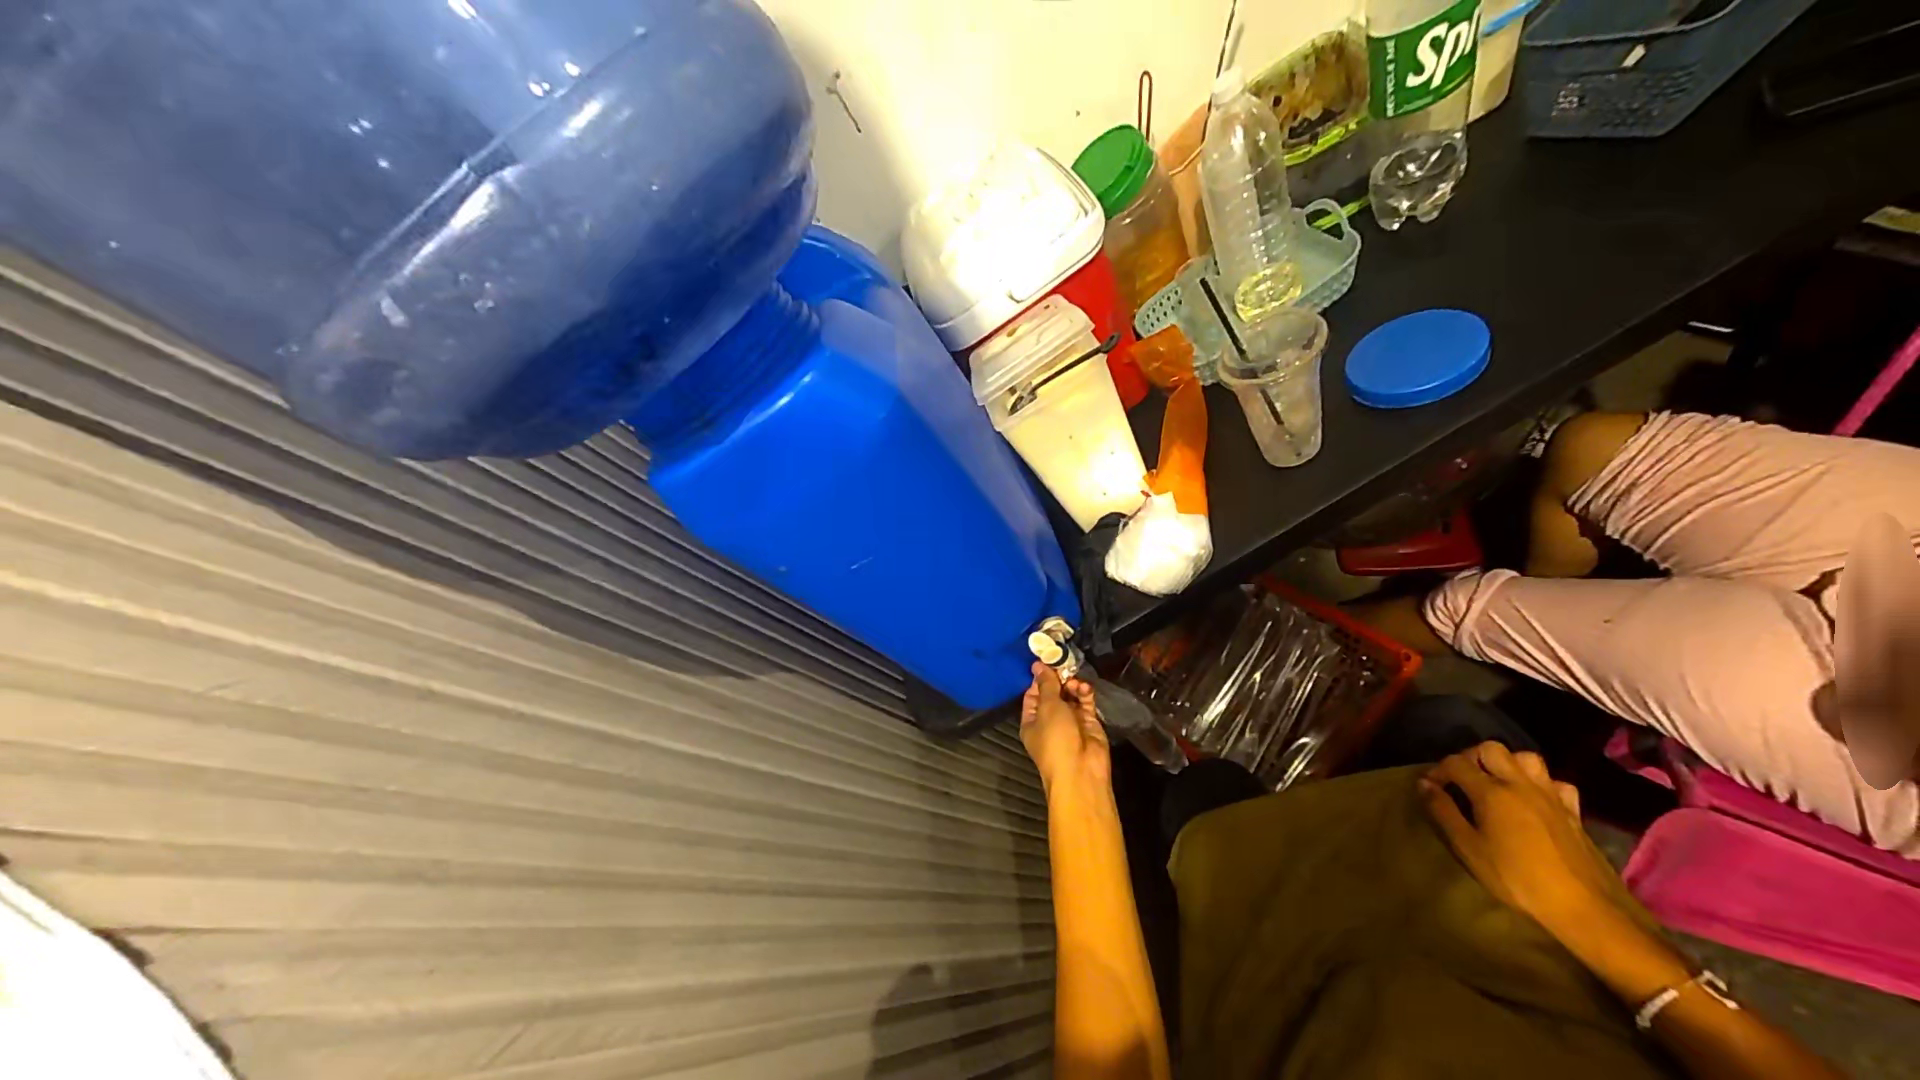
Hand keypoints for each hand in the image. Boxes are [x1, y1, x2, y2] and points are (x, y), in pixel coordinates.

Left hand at [1021, 663, 1109, 794]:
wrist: (1082, 771)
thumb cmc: (1056, 738)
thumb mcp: (1048, 708)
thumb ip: (1046, 684)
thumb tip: (1037, 664)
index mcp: (1031, 720)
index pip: (1032, 693)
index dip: (1040, 677)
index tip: (1048, 659)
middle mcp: (1049, 720)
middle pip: (1053, 693)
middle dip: (1059, 679)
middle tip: (1065, 663)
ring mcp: (1070, 722)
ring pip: (1070, 696)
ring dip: (1073, 685)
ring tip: (1075, 682)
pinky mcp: (1088, 723)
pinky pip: (1085, 703)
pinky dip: (1085, 694)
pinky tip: (1086, 688)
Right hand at [1419, 742, 1631, 945]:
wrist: (1585, 907)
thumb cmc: (1517, 878)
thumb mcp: (1468, 848)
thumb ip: (1443, 812)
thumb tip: (1424, 784)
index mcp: (1492, 792)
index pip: (1456, 762)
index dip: (1438, 771)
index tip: (1432, 789)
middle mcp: (1521, 784)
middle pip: (1491, 749)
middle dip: (1470, 757)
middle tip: (1462, 780)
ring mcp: (1551, 796)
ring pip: (1526, 758)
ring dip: (1507, 764)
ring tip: (1497, 784)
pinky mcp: (1573, 811)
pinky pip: (1556, 782)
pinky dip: (1541, 783)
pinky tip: (1534, 800)